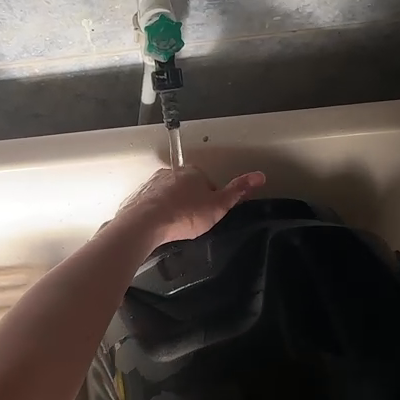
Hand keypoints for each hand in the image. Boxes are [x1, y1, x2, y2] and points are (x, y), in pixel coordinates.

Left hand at [110, 167, 265, 248]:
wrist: (146, 224)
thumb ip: (238, 191)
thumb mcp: (218, 206)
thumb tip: (259, 176)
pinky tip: (161, 227)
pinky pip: (153, 205)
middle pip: (187, 188)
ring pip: (169, 196)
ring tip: (176, 226)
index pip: (208, 183)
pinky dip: (158, 214)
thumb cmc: (183, 214)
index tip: (210, 213)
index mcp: (193, 172)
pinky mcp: (140, 198)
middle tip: (193, 222)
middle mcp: (172, 173)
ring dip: (173, 208)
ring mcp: (154, 184)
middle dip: (191, 202)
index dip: (211, 200)